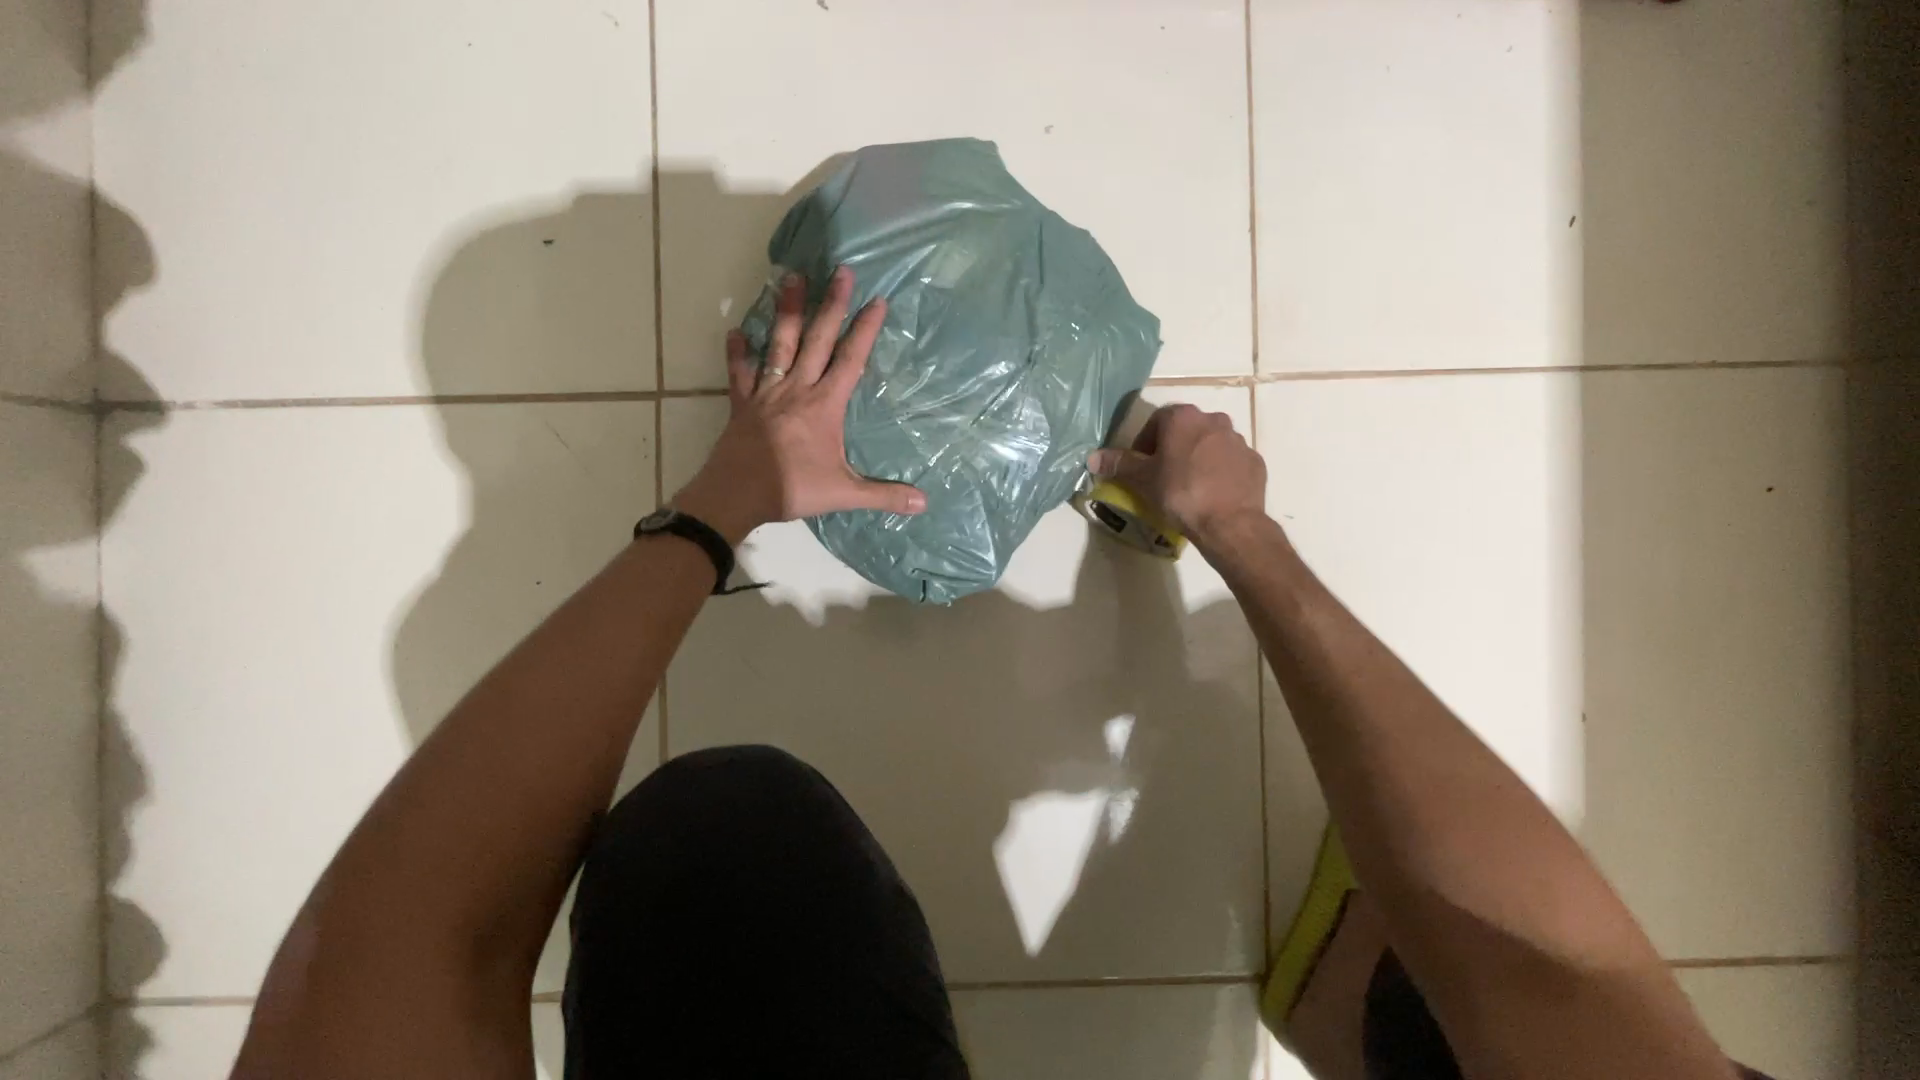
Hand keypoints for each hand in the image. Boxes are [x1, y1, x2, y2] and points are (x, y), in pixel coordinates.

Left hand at [672, 267, 927, 544]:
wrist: (736, 494)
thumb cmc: (792, 488)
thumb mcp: (844, 493)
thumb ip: (883, 495)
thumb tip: (924, 504)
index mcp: (824, 405)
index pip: (850, 359)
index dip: (864, 330)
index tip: (877, 300)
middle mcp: (797, 389)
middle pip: (817, 339)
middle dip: (831, 304)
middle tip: (840, 271)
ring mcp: (766, 393)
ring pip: (779, 344)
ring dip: (787, 311)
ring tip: (791, 278)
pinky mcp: (742, 404)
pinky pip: (740, 373)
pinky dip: (738, 353)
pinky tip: (736, 332)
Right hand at [1087, 403, 1267, 546]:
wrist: (1230, 522)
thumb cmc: (1181, 493)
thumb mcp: (1143, 479)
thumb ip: (1119, 464)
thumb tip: (1093, 457)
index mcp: (1184, 418)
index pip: (1156, 420)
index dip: (1144, 443)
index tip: (1141, 465)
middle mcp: (1213, 420)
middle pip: (1185, 430)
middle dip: (1172, 448)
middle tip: (1162, 475)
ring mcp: (1238, 440)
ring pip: (1209, 444)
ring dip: (1196, 458)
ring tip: (1188, 486)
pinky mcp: (1254, 461)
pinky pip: (1230, 462)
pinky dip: (1219, 472)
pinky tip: (1211, 494)